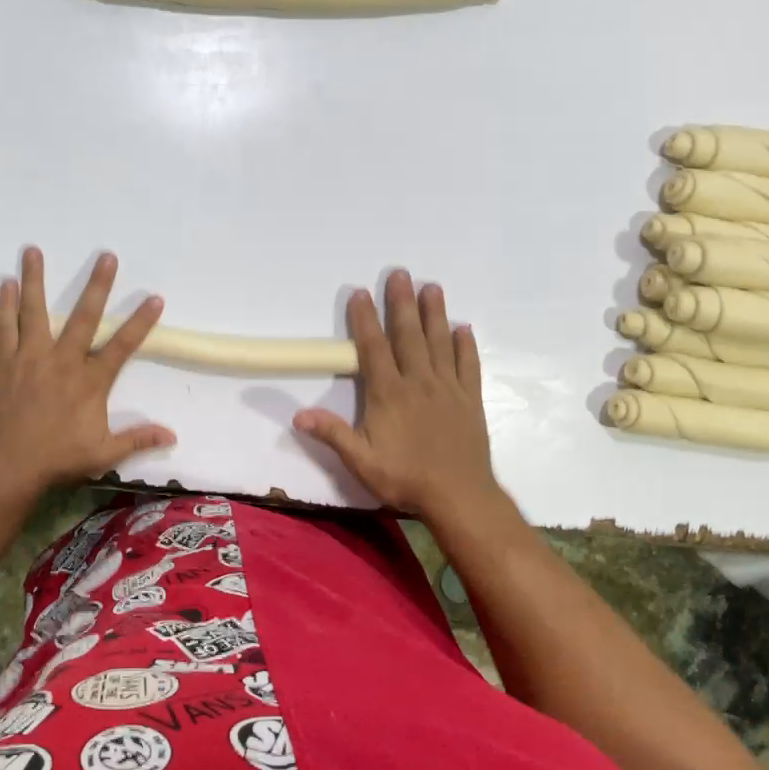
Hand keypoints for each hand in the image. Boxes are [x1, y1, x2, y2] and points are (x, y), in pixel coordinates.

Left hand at [0, 247, 176, 491]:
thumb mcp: (103, 453)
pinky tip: (6, 285)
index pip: (121, 347)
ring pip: (34, 312)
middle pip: (83, 317)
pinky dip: (5, 307)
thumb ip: (137, 439)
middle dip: (97, 286)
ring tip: (32, 250)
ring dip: (35, 279)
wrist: (9, 466)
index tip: (154, 298)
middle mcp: (62, 362)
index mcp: (89, 382)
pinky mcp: (4, 365)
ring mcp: (30, 360)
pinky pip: (5, 329)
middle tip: (106, 256)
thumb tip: (171, 435)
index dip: (140, 322)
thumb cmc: (58, 460)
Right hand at [294, 271, 502, 521]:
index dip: (365, 319)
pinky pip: (468, 365)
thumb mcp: (360, 461)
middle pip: (408, 335)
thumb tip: (298, 414)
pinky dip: (465, 346)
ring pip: (440, 342)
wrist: (459, 496)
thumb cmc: (405, 478)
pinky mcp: (470, 400)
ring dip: (434, 313)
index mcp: (388, 394)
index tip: (359, 293)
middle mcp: (419, 382)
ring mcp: (448, 389)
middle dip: (402, 303)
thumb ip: (332, 434)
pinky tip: (463, 329)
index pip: (373, 348)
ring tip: (432, 287)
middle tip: (400, 273)